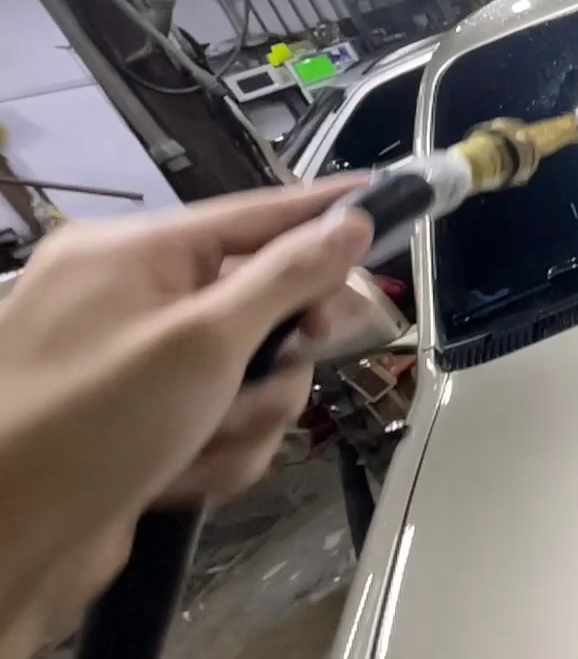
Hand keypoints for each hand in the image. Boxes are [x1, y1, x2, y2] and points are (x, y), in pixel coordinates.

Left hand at [0, 177, 373, 654]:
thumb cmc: (92, 426)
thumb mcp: (207, 340)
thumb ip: (291, 273)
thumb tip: (355, 221)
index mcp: (134, 255)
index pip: (264, 212)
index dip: (335, 207)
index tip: (398, 193)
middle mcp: (137, 294)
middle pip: (275, 290)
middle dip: (289, 340)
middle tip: (305, 350)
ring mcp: (144, 355)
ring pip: (265, 359)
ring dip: (257, 405)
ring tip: (211, 438)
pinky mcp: (151, 410)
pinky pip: (236, 403)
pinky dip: (227, 439)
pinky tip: (185, 470)